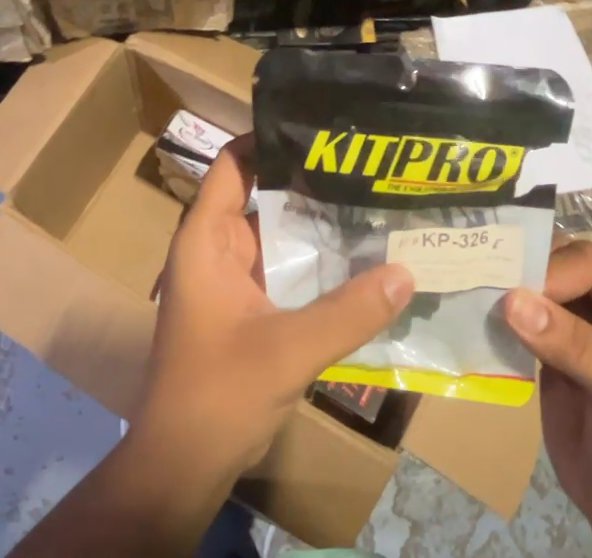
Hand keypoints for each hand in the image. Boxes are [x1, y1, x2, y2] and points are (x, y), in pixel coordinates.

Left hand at [134, 136, 415, 474]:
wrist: (183, 464)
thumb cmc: (219, 393)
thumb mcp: (288, 349)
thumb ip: (349, 312)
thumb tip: (407, 271)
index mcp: (206, 241)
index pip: (232, 166)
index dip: (269, 140)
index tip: (322, 127)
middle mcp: (217, 252)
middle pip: (264, 199)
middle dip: (313, 185)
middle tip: (371, 168)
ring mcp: (233, 284)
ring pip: (281, 241)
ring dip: (321, 231)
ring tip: (380, 208)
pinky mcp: (249, 314)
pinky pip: (288, 276)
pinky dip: (320, 270)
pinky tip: (367, 267)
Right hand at [501, 242, 591, 557]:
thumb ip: (578, 348)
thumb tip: (511, 300)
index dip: (553, 271)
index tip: (508, 293)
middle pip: (565, 266)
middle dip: (524, 270)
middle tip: (477, 278)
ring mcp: (585, 329)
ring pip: (540, 287)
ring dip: (507, 289)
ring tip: (467, 291)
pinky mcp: (554, 353)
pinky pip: (524, 320)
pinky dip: (500, 317)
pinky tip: (475, 318)